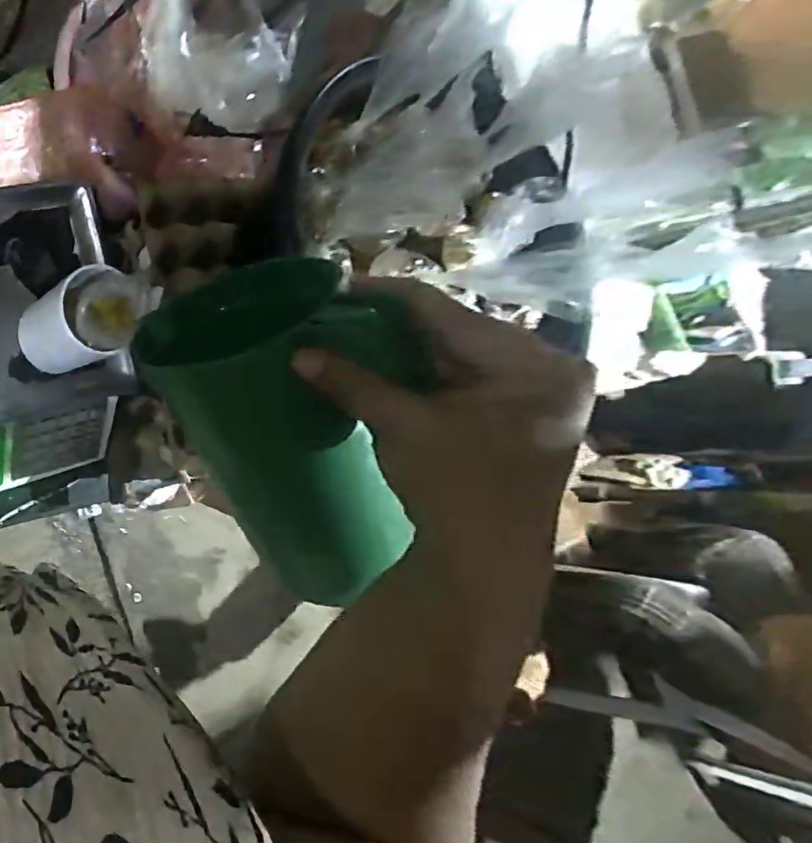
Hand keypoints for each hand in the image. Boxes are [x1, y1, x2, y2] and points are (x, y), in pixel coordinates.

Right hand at [292, 278, 593, 554]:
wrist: (484, 555)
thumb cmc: (456, 484)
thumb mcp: (402, 424)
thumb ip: (352, 382)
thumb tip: (299, 353)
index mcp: (533, 363)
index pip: (445, 310)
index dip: (384, 295)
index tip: (335, 286)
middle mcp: (543, 368)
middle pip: (450, 328)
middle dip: (387, 322)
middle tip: (334, 314)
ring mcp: (529, 392)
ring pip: (449, 352)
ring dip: (396, 346)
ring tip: (345, 334)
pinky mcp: (509, 413)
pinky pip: (452, 375)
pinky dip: (411, 370)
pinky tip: (375, 365)